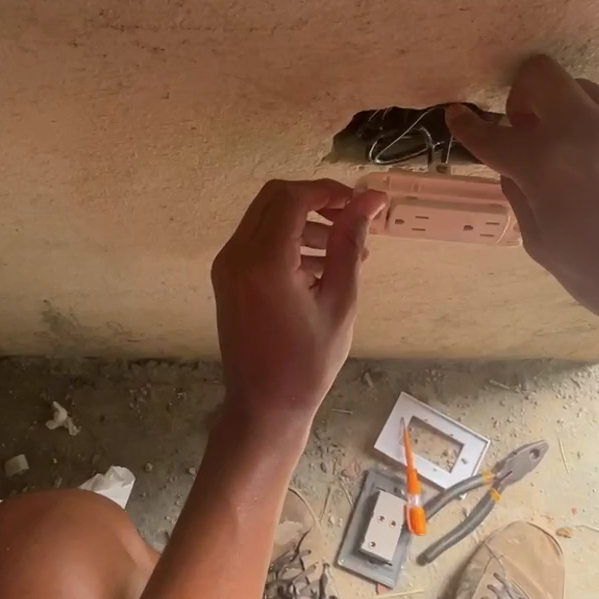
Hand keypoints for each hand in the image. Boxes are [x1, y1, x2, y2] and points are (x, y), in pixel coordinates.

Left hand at [211, 179, 386, 437]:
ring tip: (344, 249)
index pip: (293, 198)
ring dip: (303, 221)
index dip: (329, 191)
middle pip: (275, 198)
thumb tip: (371, 200)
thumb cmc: (307, 363)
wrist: (263, 406)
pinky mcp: (227, 278)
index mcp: (264, 261)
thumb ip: (350, 244)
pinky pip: (257, 241)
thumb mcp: (339, 301)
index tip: (361, 204)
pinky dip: (287, 240)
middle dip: (316, 201)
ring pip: (265, 217)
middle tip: (351, 220)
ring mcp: (227, 266)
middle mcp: (237, 255)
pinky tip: (320, 267)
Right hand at [446, 56, 598, 345]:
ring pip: (594, 99)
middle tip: (532, 128)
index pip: (492, 134)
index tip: (459, 116)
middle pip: (543, 76)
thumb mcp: (550, 253)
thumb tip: (516, 173)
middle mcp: (590, 130)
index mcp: (548, 165)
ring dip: (580, 124)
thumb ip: (524, 204)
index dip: (469, 125)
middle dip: (525, 95)